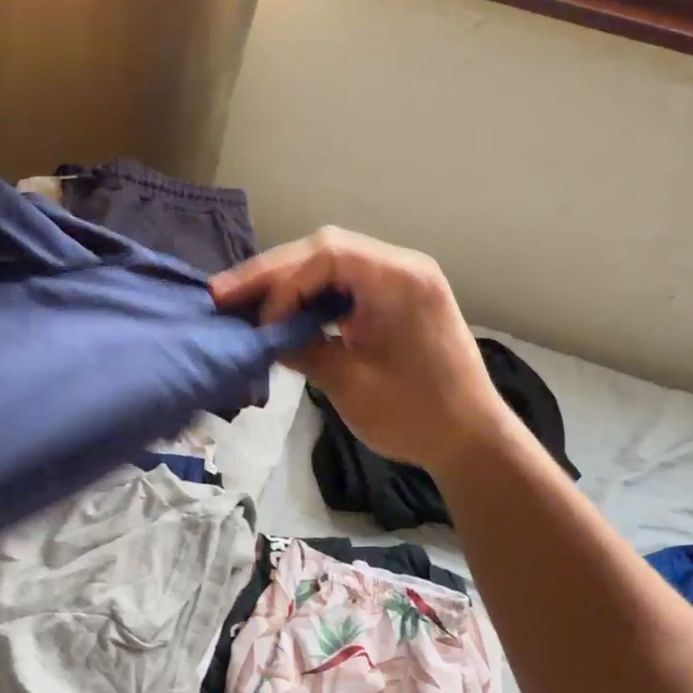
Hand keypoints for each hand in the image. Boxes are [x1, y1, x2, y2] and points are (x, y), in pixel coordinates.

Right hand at [211, 228, 513, 473]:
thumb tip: (259, 335)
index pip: (327, 256)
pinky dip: (304, 296)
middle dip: (270, 274)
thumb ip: (303, 350)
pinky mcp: (389, 302)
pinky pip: (339, 284)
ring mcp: (397, 282)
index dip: (283, 284)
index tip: (260, 324)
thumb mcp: (352, 384)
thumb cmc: (417, 415)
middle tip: (221, 295)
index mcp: (402, 280)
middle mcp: (401, 268)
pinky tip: (275, 313)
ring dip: (283, 283)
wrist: (471, 441)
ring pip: (326, 264)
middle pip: (323, 250)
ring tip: (238, 301)